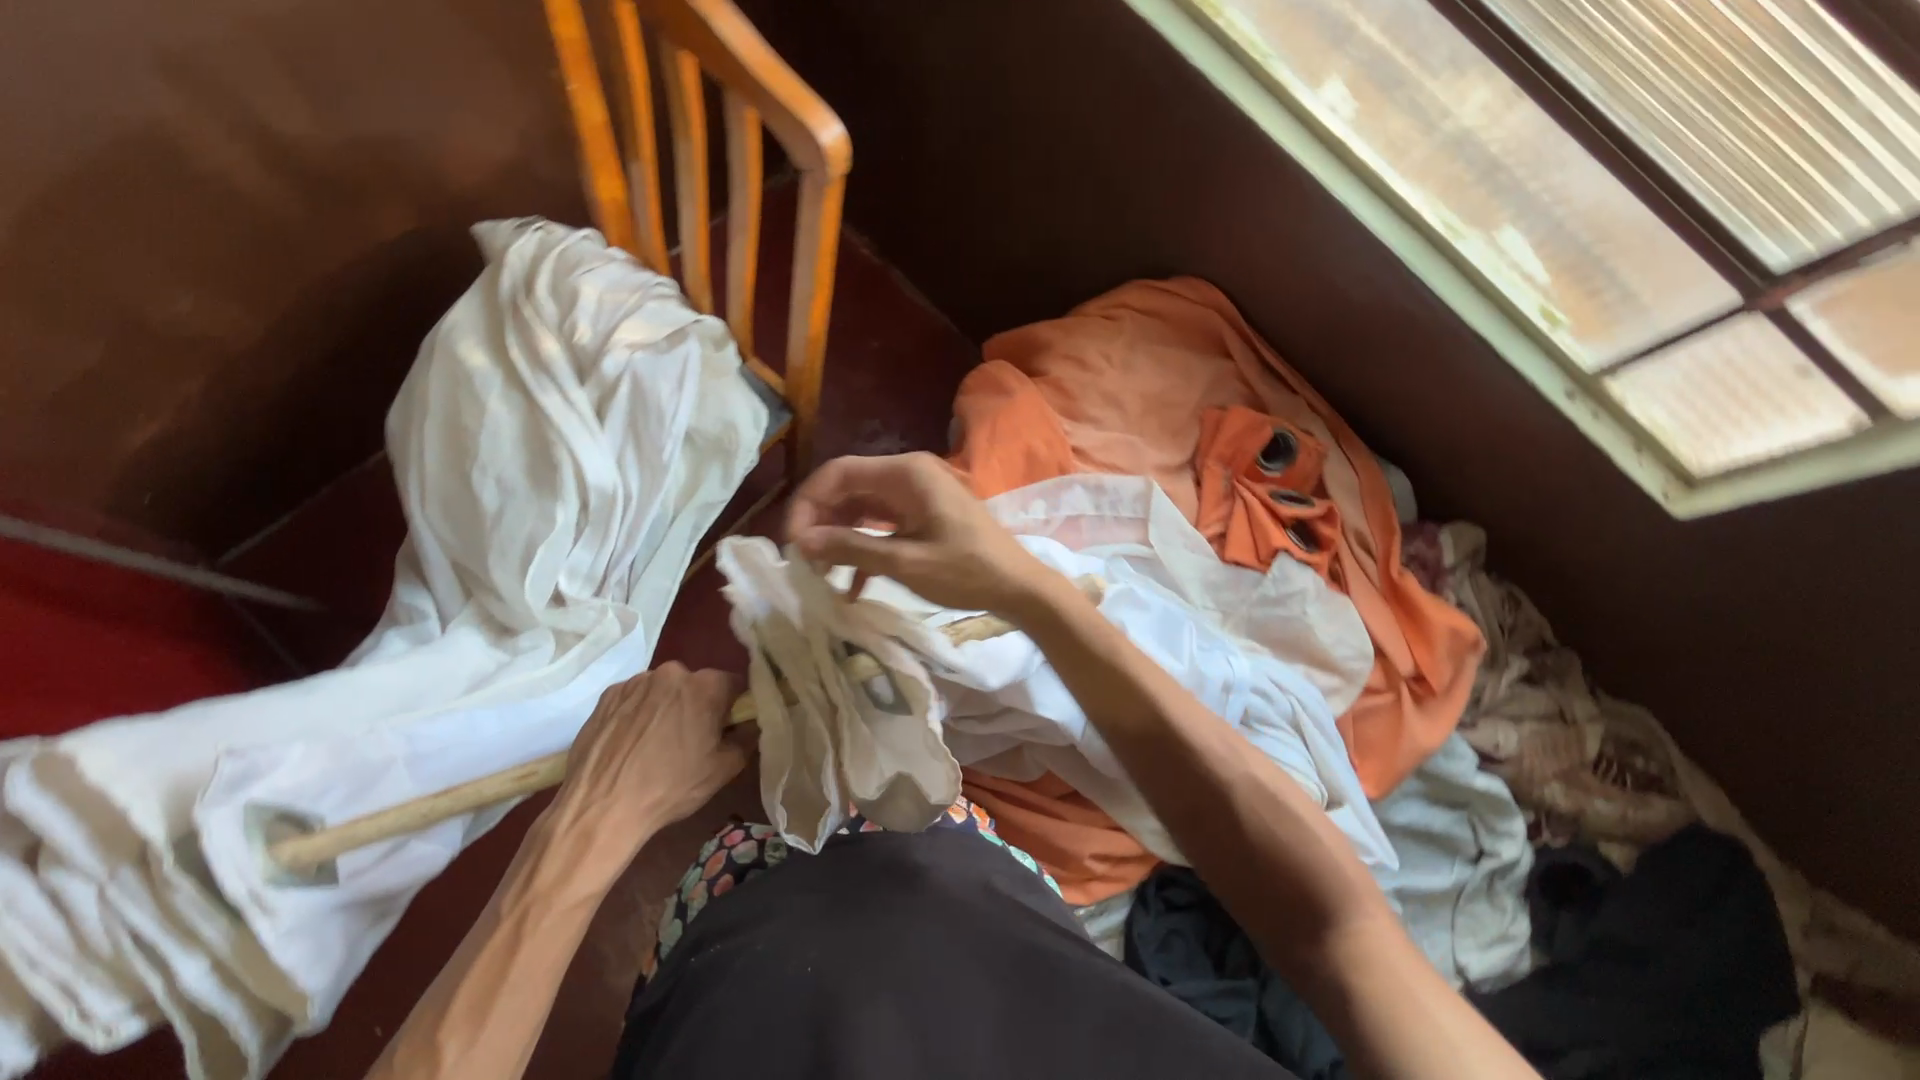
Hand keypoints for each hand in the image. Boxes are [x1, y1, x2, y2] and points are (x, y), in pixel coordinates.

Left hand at [555, 663, 752, 835]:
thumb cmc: (670, 787)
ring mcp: (636, 682)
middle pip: (696, 684)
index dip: (734, 707)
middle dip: (698, 705)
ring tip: (655, 744)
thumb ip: (746, 739)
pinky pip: (635, 698)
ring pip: (663, 690)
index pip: (734, 684)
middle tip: (690, 740)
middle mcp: (672, 673)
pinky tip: (631, 743)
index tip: (726, 729)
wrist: (601, 806)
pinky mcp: (607, 695)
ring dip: (666, 708)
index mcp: (706, 686)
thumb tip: (748, 725)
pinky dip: (638, 714)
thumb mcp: (724, 770)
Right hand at [786, 452, 1061, 618]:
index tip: (793, 543)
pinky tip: (851, 586)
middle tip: (804, 562)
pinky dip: (862, 548)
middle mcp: (907, 475)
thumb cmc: (967, 572)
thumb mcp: (905, 562)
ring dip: (838, 539)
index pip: (837, 473)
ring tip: (822, 575)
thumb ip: (852, 548)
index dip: (808, 504)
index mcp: (906, 473)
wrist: (1018, 587)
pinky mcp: (921, 515)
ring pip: (859, 508)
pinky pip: (879, 524)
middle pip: (846, 488)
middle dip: (820, 523)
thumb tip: (801, 542)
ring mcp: (915, 495)